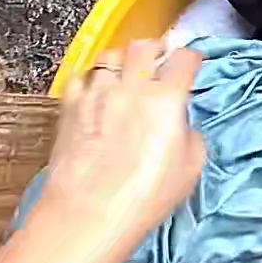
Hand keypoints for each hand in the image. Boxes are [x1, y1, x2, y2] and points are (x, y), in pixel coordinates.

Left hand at [39, 39, 205, 253]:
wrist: (86, 216)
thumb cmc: (145, 197)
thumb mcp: (191, 166)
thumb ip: (190, 132)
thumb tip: (179, 122)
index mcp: (167, 98)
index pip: (184, 58)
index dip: (191, 57)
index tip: (191, 63)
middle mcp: (132, 88)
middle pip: (144, 46)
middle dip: (155, 49)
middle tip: (159, 61)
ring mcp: (97, 94)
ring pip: (110, 55)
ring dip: (122, 61)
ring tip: (126, 73)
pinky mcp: (70, 107)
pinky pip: (81, 76)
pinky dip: (92, 79)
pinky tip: (97, 92)